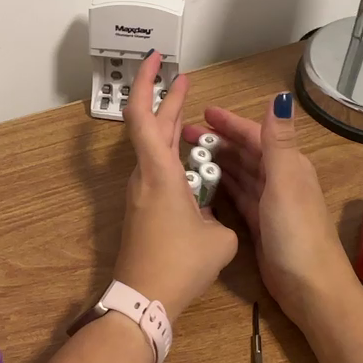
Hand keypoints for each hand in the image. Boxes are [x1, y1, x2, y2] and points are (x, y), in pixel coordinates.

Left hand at [111, 51, 237, 316]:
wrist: (144, 302)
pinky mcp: (142, 212)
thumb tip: (214, 219)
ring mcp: (140, 196)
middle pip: (150, 129)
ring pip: (155, 152)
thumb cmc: (180, 265)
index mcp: (159, 174)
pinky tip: (197, 167)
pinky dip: (174, 160)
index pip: (143, 116)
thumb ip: (221, 218)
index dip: (147, 84)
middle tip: (184, 79)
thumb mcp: (219, 239)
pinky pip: (159, 174)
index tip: (156, 61)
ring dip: (172, 132)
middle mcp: (144, 178)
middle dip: (167, 101)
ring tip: (194, 118)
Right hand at [188, 93, 358, 326]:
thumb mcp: (285, 182)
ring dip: (218, 162)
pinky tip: (203, 184)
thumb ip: (279, 141)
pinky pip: (237, 196)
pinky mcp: (260, 224)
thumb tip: (280, 97)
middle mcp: (280, 180)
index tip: (202, 112)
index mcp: (288, 165)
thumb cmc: (297, 232)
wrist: (310, 286)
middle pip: (246, 153)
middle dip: (218, 141)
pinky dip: (222, 187)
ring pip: (240, 174)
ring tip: (187, 156)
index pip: (256, 135)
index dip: (230, 123)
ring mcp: (270, 203)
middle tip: (184, 135)